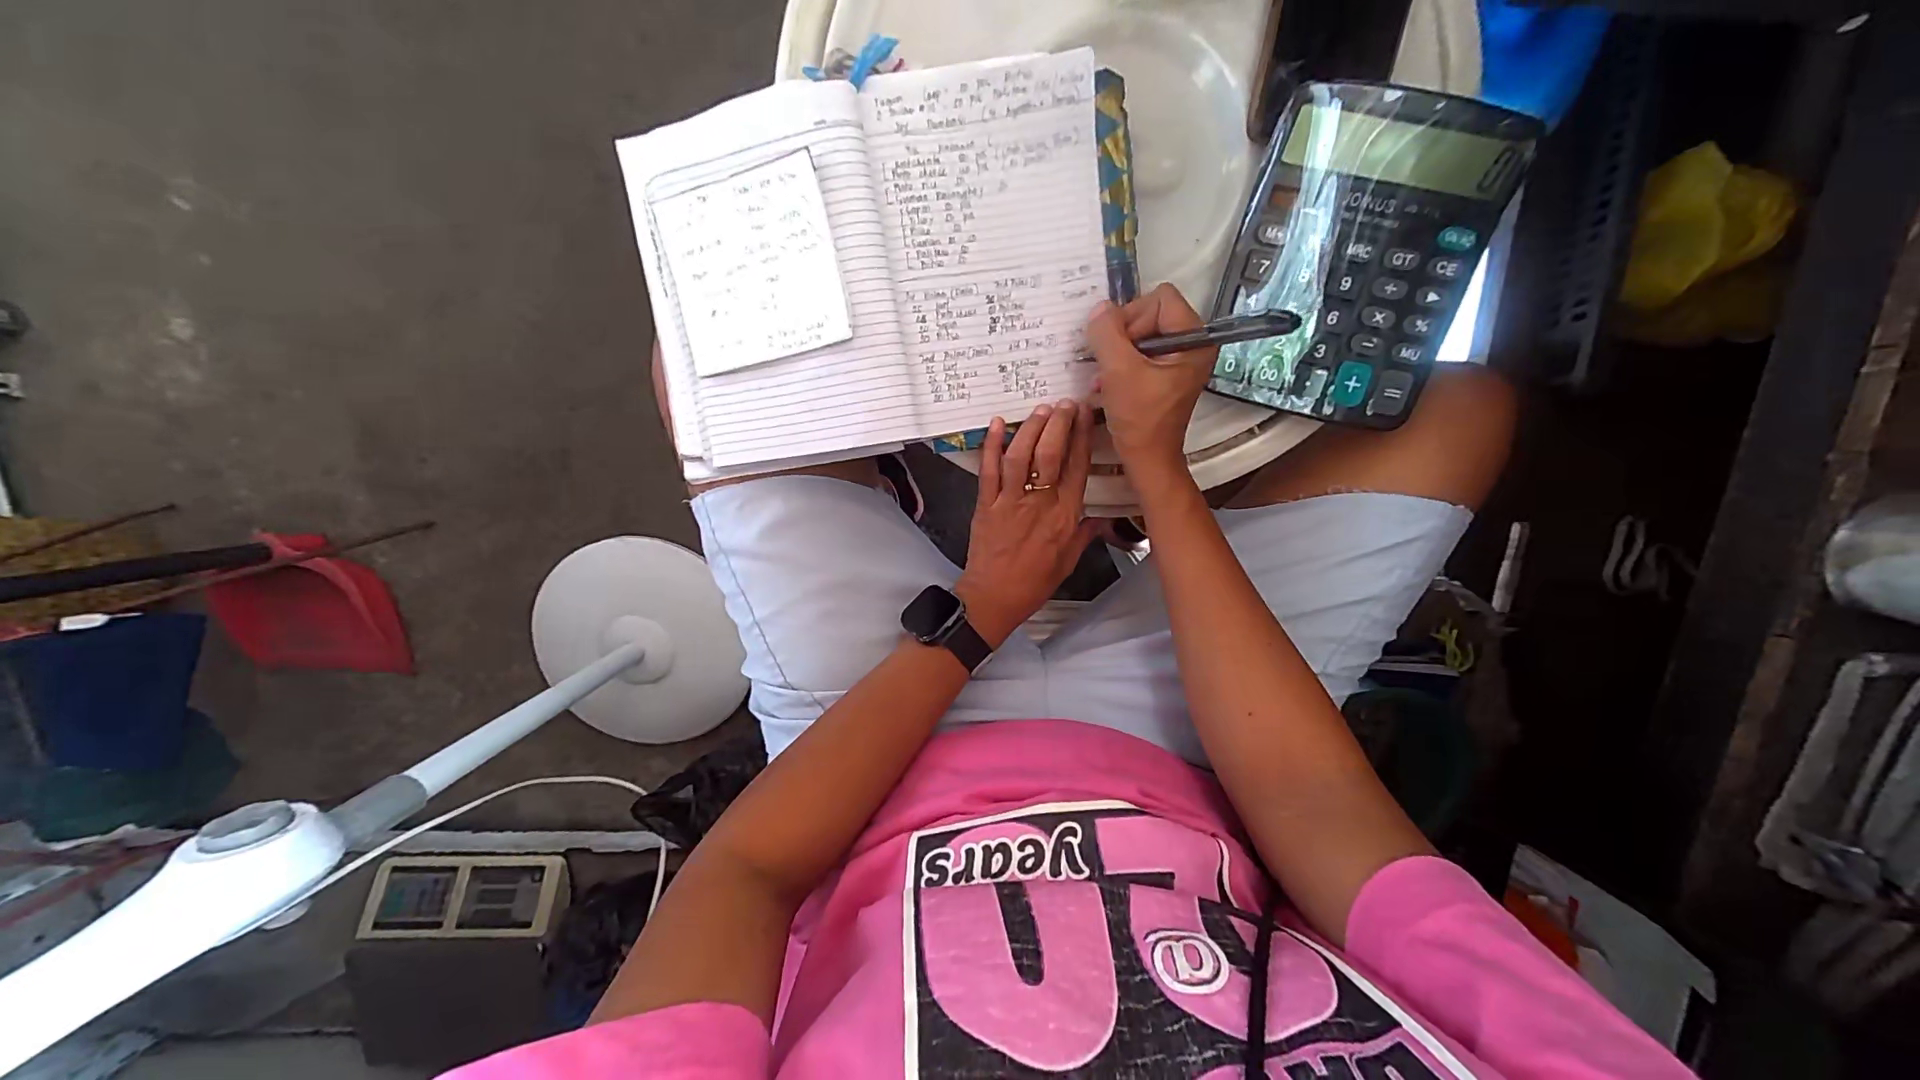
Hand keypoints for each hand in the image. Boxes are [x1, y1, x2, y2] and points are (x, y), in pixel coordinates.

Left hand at [953, 400, 1099, 646]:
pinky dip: (992, 445)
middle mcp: (1041, 503)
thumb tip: (1102, 520)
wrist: (995, 597)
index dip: (1082, 436)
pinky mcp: (986, 505)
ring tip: (1041, 410)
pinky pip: (989, 470)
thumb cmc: (1034, 582)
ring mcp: (1011, 502)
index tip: (1085, 414)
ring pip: (1022, 456)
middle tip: (1064, 405)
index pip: (1077, 466)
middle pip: (1052, 454)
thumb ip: (1085, 534)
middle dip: (1059, 424)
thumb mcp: (1069, 560)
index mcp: (1066, 515)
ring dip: (1032, 429)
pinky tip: (998, 424)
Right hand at [1084, 284, 1215, 494]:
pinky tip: (1109, 382)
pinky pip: (1140, 352)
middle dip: (1123, 336)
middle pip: (1149, 313)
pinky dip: (1121, 363)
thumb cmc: (1139, 417)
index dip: (1132, 316)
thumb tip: (1099, 309)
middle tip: (1110, 363)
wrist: (1147, 458)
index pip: (1159, 298)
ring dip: (1118, 351)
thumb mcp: (1118, 370)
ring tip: (1107, 376)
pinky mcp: (1166, 373)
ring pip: (1140, 333)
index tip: (1118, 347)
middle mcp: (1192, 344)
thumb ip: (1106, 333)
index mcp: (1194, 339)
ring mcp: (1179, 359)